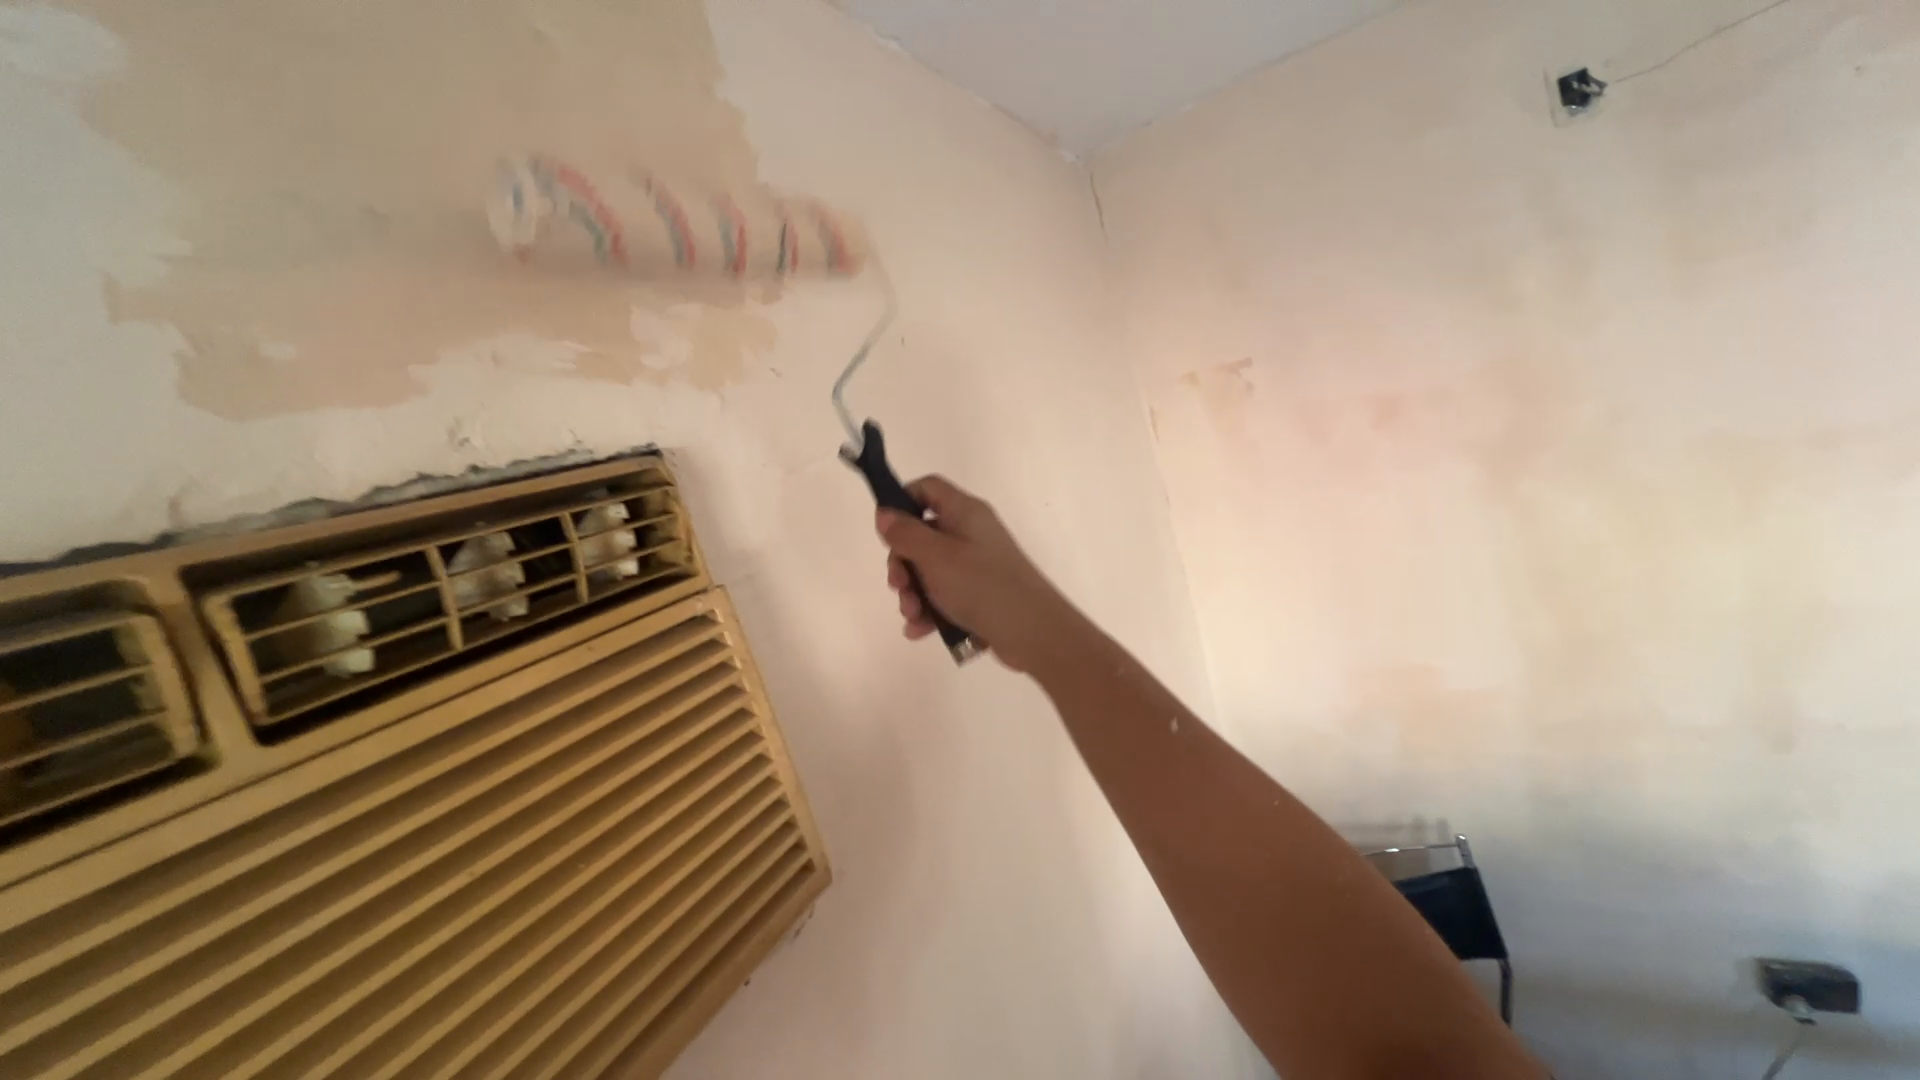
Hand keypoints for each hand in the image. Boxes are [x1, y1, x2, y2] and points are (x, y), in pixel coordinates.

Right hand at [875, 476, 1084, 672]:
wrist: (1033, 632)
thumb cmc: (982, 585)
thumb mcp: (936, 557)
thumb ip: (906, 534)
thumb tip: (885, 513)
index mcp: (964, 513)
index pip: (928, 489)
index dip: (902, 501)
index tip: (886, 530)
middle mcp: (971, 534)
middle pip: (922, 536)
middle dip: (903, 565)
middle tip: (899, 586)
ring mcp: (976, 566)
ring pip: (930, 572)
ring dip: (913, 594)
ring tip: (913, 616)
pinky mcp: (979, 596)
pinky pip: (944, 597)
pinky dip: (929, 611)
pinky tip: (920, 631)